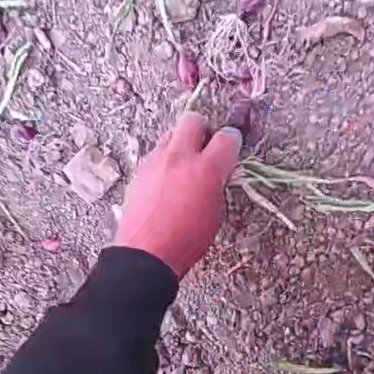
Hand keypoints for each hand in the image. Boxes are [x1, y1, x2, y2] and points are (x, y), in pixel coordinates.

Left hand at [115, 111, 242, 276]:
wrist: (146, 253)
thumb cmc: (185, 241)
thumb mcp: (215, 214)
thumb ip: (217, 185)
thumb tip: (217, 174)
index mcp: (206, 170)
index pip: (227, 137)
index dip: (233, 140)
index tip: (232, 145)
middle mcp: (179, 158)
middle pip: (193, 119)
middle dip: (203, 129)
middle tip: (206, 146)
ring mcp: (156, 161)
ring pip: (170, 134)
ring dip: (181, 144)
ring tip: (186, 165)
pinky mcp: (140, 171)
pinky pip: (155, 154)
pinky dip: (165, 161)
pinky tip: (168, 180)